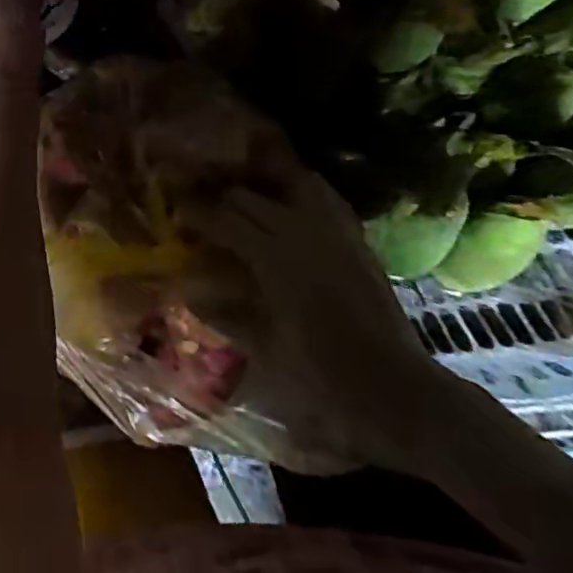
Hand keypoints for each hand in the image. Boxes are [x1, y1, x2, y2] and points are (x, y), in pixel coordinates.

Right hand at [201, 163, 460, 472]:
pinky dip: (297, 191)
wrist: (396, 392)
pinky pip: (322, 196)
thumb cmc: (322, 378)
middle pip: (245, 196)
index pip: (221, 215)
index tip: (175, 214)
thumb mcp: (261, 347)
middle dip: (216, 198)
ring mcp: (333, 230)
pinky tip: (287, 205)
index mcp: (273, 256)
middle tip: (199, 212)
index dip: (193, 211)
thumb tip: (187, 287)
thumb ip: (222, 312)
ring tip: (240, 197)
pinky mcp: (355, 238)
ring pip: (288, 180)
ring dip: (258, 185)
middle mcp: (302, 230)